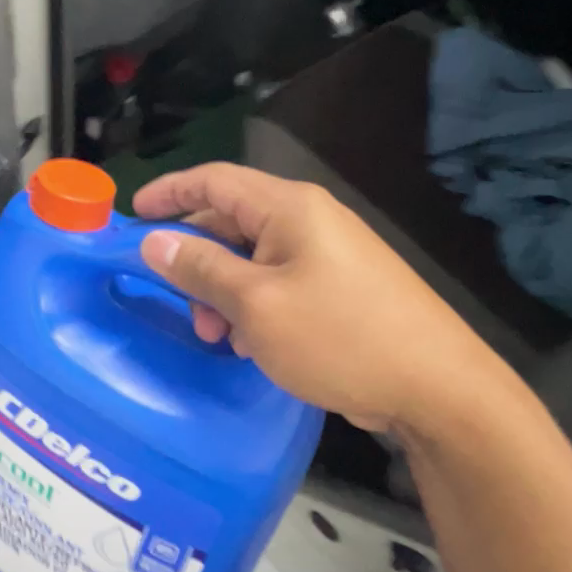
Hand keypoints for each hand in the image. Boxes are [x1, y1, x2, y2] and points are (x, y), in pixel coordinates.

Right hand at [134, 164, 518, 436]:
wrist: (439, 391)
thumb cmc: (339, 337)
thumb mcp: (255, 305)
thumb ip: (199, 268)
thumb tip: (152, 240)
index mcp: (289, 207)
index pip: (213, 180)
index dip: (168, 192)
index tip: (131, 214)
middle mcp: (309, 220)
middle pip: (230, 221)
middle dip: (195, 259)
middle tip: (176, 301)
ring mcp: (329, 255)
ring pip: (252, 258)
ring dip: (222, 291)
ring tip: (219, 336)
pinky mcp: (342, 288)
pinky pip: (278, 282)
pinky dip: (252, 305)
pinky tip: (251, 344)